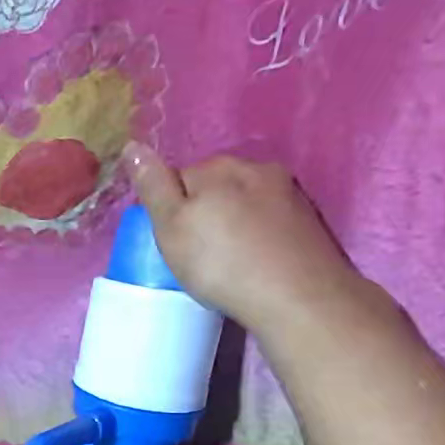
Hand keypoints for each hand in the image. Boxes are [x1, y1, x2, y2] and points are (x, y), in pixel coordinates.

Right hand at [125, 144, 369, 336]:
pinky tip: (263, 265)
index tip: (178, 243)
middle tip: (204, 257)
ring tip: (236, 264)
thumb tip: (133, 145)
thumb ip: (153, 186)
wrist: (298, 299)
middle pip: (219, 188)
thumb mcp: (172, 227)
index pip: (182, 178)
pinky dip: (264, 238)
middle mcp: (258, 170)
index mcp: (220, 167)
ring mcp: (291, 195)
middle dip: (209, 213)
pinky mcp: (311, 223)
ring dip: (239, 225)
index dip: (174, 211)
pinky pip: (274, 224)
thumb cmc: (223, 265)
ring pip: (249, 204)